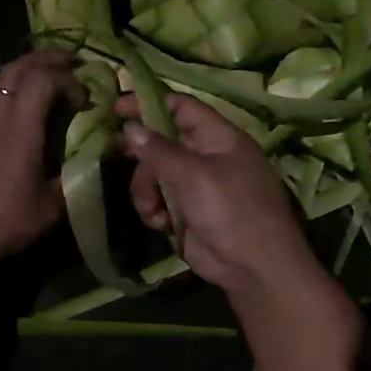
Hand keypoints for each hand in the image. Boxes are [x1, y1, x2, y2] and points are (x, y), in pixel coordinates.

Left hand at [0, 49, 83, 273]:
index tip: (84, 101)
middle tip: (73, 61)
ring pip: (1, 80)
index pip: (41, 80)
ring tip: (52, 74)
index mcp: (20, 132)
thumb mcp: (52, 208)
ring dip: (28, 69)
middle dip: (47, 59)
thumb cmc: (6, 223)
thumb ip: (80, 178)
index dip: (67, 79)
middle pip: (17, 69)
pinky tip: (30, 104)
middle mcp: (0, 121)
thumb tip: (106, 156)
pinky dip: (16, 87)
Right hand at [117, 93, 339, 308]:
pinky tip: (159, 223)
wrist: (253, 268)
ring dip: (146, 190)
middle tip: (119, 156)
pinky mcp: (187, 212)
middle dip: (143, 155)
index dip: (149, 103)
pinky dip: (153, 210)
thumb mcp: (193, 175)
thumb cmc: (231, 211)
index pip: (181, 107)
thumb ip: (158, 150)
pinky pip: (159, 200)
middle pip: (162, 142)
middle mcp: (208, 157)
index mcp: (219, 138)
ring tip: (152, 210)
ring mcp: (197, 186)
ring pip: (155, 175)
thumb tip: (130, 127)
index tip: (117, 108)